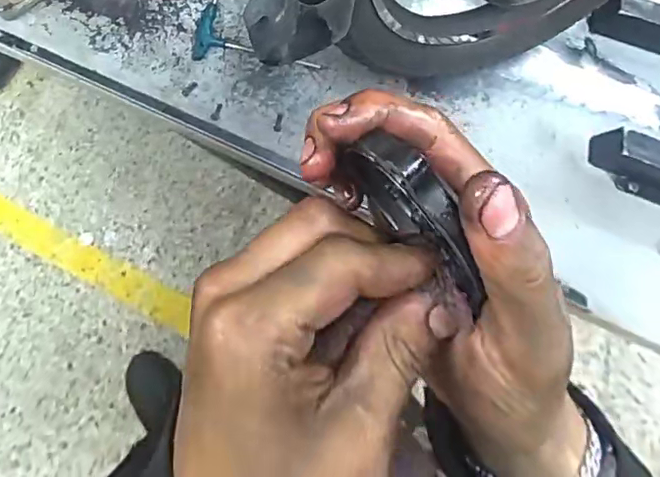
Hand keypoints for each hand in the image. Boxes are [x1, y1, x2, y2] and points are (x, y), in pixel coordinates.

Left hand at [175, 197, 447, 476]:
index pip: (337, 256)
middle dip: (372, 245)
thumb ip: (395, 352)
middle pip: (312, 224)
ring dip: (351, 256)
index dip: (396, 259)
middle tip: (417, 281)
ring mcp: (221, 290)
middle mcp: (225, 288)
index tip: (437, 269)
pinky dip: (328, 273)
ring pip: (299, 233)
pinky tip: (358, 309)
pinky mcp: (228, 302)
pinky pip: (285, 259)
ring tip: (394, 298)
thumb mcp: (354, 436)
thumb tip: (432, 296)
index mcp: (248, 321)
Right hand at [302, 90, 587, 476]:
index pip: (436, 136)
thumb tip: (493, 192)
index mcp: (483, 208)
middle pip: (399, 132)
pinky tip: (321, 191)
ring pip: (378, 155)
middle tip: (315, 147)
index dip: (387, 115)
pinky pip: (365, 193)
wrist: (504, 422)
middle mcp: (451, 201)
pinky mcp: (396, 240)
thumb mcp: (530, 331)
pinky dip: (338, 180)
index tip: (342, 123)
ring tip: (312, 164)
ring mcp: (422, 218)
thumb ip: (518, 266)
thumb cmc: (523, 379)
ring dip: (340, 145)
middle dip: (351, 123)